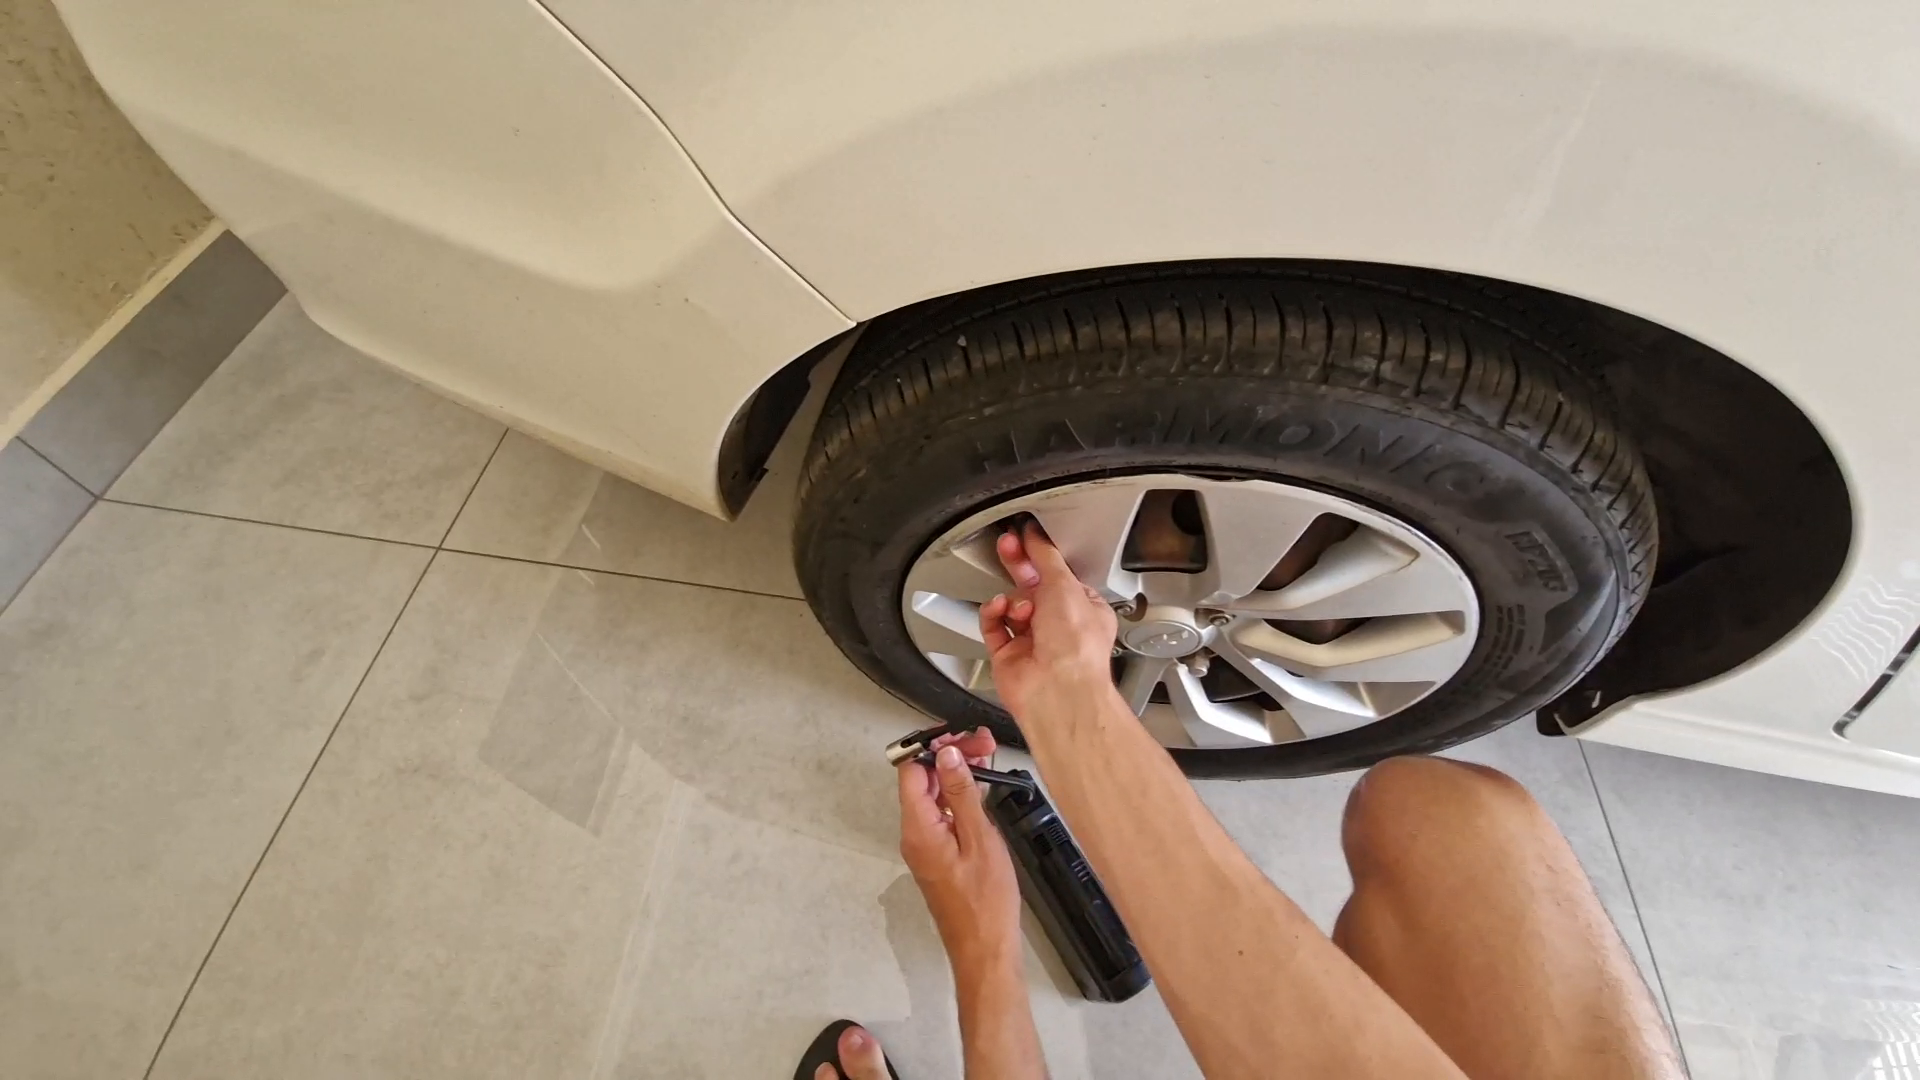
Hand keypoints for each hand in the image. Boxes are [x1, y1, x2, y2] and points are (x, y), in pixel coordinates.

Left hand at [897, 730, 1022, 967]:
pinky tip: (981, 785)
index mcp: (918, 828)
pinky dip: (960, 794)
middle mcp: (915, 834)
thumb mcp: (979, 838)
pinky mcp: (938, 852)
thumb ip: (961, 793)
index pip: (911, 771)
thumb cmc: (985, 900)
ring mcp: (925, 844)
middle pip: (923, 779)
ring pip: (934, 794)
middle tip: (983, 744)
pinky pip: (942, 812)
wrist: (986, 949)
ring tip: (986, 756)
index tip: (961, 736)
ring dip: (957, 772)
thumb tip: (946, 754)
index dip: (933, 747)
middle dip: (950, 755)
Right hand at [978, 520, 1119, 717]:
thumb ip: (1046, 558)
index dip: (1042, 556)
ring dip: (1011, 600)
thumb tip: (1035, 537)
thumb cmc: (1076, 648)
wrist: (1056, 690)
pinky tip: (997, 608)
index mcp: (1083, 609)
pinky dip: (992, 613)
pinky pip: (992, 624)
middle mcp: (1059, 627)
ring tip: (1018, 605)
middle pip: (1032, 587)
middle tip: (1007, 545)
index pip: (1059, 575)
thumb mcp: (1065, 585)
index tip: (1027, 538)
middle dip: (1020, 566)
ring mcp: (1032, 642)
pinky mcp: (1008, 654)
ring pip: (1011, 605)